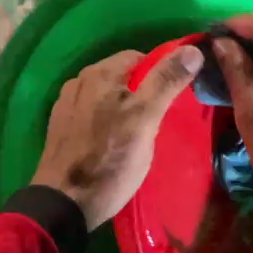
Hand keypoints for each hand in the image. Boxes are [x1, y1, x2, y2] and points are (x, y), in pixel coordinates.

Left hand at [30, 44, 202, 228]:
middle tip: (157, 122)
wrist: (64, 203)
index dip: (160, 75)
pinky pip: (91, 113)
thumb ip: (166, 82)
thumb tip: (192, 49)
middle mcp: (79, 80)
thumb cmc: (110, 159)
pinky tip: (111, 143)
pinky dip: (105, 121)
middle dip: (142, 93)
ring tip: (137, 135)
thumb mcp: (145, 119)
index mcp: (99, 72)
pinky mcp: (60, 127)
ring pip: (106, 96)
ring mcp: (66, 104)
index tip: (171, 101)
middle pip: (122, 76)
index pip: (139, 57)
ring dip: (123, 108)